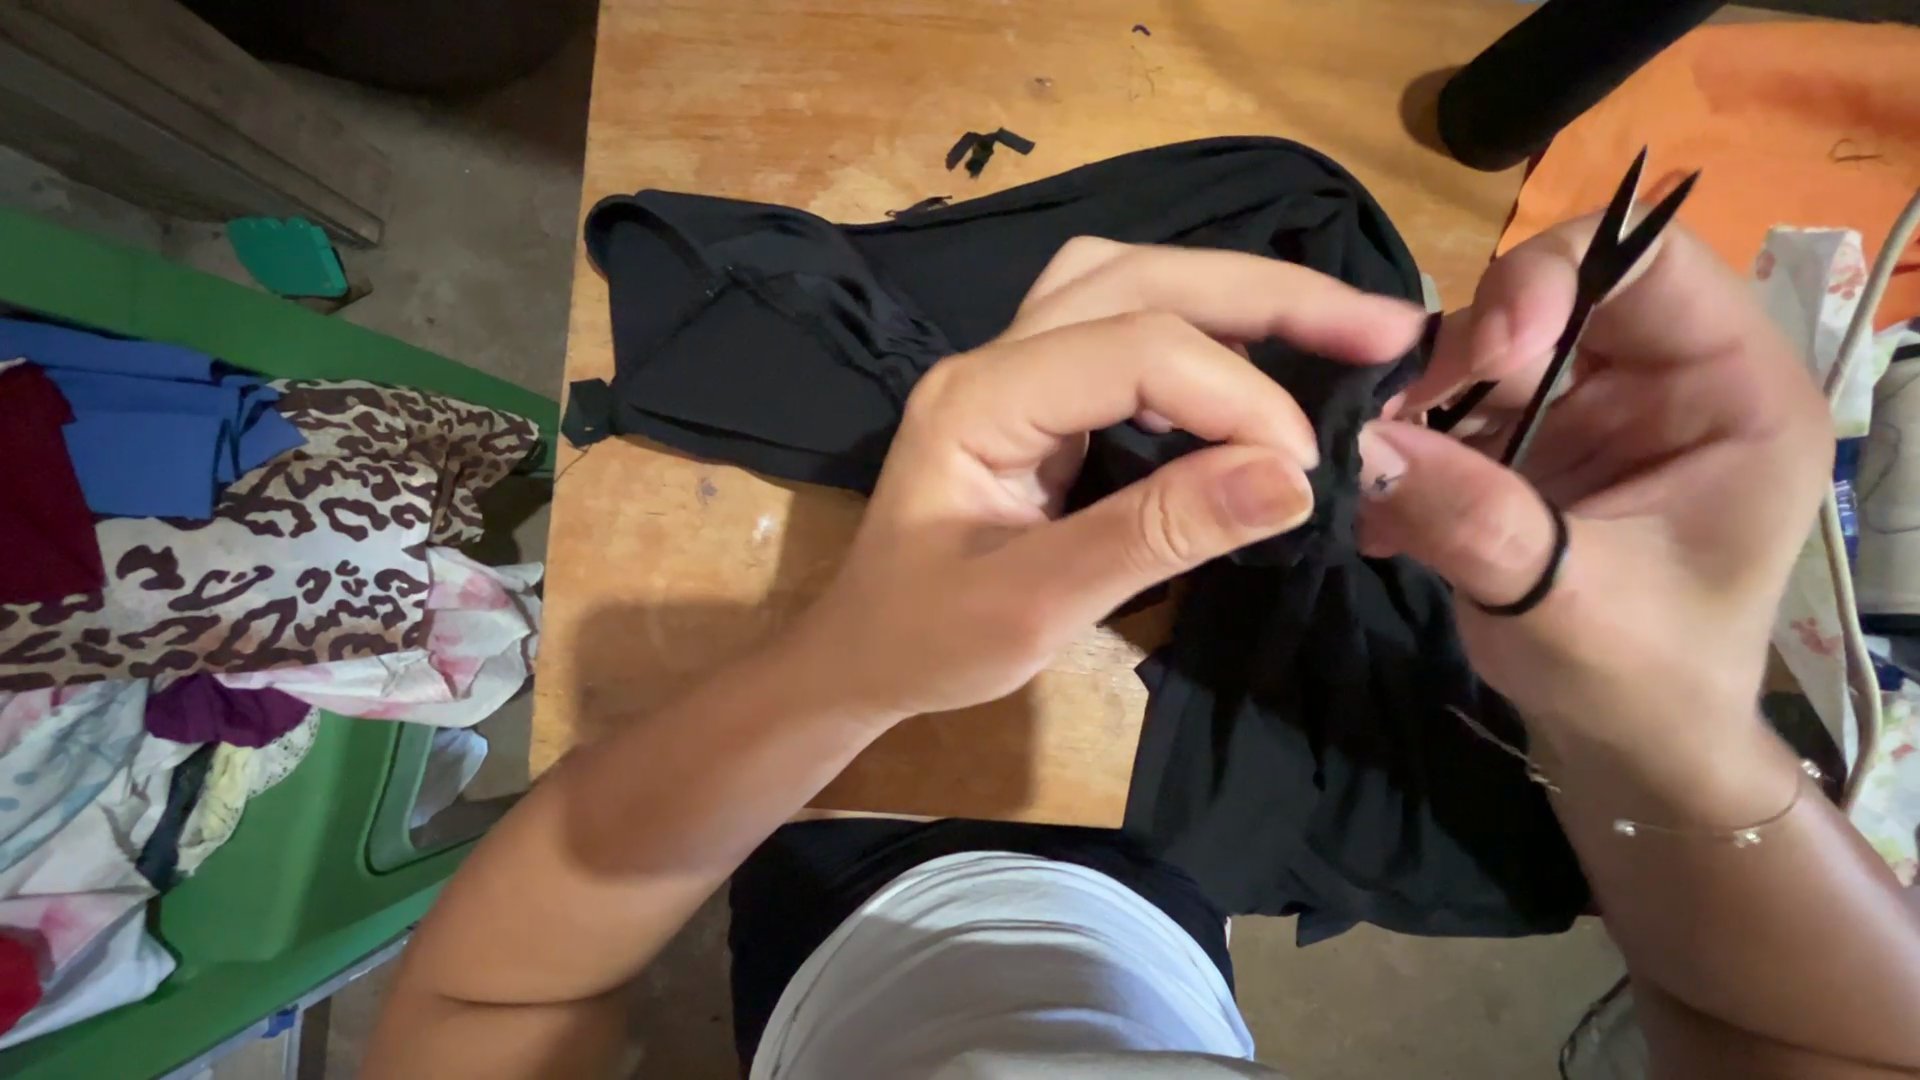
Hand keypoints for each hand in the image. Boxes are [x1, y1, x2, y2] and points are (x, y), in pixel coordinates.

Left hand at [790, 239, 1425, 719]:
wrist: (866, 653)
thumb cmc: (927, 641)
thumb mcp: (1035, 606)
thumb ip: (1152, 535)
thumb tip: (1289, 478)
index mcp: (977, 400)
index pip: (1131, 350)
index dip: (1235, 397)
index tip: (1300, 473)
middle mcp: (991, 362)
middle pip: (1135, 278)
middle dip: (1264, 296)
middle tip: (1381, 326)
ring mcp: (1007, 374)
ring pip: (1126, 284)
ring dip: (1229, 298)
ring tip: (1327, 327)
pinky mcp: (1029, 402)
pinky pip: (1116, 332)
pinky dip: (1193, 337)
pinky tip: (1245, 363)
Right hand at [1359, 219, 1830, 765]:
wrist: (1617, 738)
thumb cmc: (1638, 676)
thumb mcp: (1561, 597)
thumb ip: (1469, 515)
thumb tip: (1362, 443)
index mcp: (1724, 395)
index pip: (1648, 267)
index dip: (1549, 284)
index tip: (1472, 364)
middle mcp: (1650, 387)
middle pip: (1539, 308)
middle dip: (1451, 364)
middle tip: (1386, 430)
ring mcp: (1576, 419)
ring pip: (1472, 367)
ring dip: (1409, 417)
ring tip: (1371, 486)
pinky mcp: (1517, 455)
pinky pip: (1441, 423)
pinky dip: (1398, 459)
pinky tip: (1380, 519)